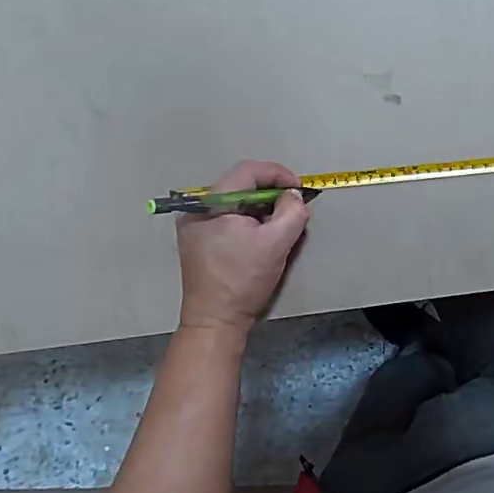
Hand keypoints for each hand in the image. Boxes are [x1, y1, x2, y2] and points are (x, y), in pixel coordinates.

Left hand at [175, 161, 311, 334]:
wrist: (215, 321)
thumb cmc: (243, 281)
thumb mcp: (276, 243)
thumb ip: (292, 212)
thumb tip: (293, 196)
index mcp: (211, 203)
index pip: (248, 171)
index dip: (278, 174)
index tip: (299, 189)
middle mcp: (197, 209)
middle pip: (240, 184)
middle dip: (271, 192)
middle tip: (292, 207)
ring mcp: (194, 226)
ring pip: (235, 202)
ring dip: (261, 207)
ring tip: (279, 224)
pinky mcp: (198, 241)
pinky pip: (227, 218)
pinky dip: (248, 220)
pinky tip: (261, 237)